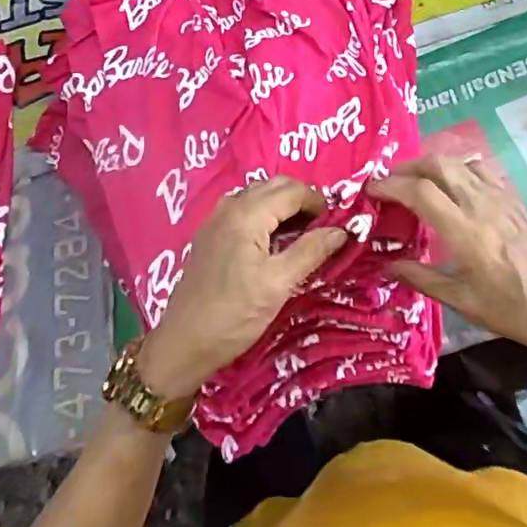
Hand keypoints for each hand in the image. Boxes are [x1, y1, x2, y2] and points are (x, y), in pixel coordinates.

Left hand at [138, 176, 347, 399]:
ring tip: (302, 234)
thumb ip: (310, 251)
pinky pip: (243, 208)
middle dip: (301, 199)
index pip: (292, 190)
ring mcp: (216, 218)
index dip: (318, 201)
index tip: (336, 223)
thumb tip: (341, 230)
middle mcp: (230, 206)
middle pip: (274, 186)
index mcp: (247, 214)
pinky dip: (264, 214)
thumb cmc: (234, 314)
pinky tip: (272, 240)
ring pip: (258, 195)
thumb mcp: (278, 284)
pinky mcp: (210, 233)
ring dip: (282, 205)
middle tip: (322, 227)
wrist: (185, 341)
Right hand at [369, 155, 526, 371]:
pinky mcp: (512, 200)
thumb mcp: (460, 301)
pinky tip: (450, 184)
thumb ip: (420, 277)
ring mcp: (499, 199)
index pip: (419, 191)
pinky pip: (479, 169)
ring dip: (430, 163)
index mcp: (464, 232)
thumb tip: (386, 266)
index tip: (371, 190)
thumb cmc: (510, 310)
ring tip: (414, 180)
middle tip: (389, 182)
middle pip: (437, 164)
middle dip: (406, 166)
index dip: (390, 185)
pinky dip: (456, 167)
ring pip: (458, 161)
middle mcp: (480, 206)